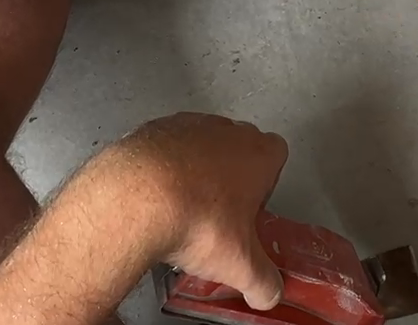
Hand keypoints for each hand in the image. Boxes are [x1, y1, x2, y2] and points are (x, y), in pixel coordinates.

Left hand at [105, 113, 288, 309]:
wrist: (140, 196)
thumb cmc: (199, 220)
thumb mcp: (239, 265)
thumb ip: (263, 281)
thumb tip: (270, 294)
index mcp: (259, 154)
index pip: (277, 155)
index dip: (266, 183)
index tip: (250, 210)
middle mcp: (230, 130)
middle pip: (239, 148)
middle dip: (232, 177)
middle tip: (218, 215)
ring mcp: (193, 123)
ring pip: (204, 144)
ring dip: (198, 170)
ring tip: (182, 208)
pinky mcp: (160, 126)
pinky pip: (170, 144)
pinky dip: (167, 165)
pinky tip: (156, 196)